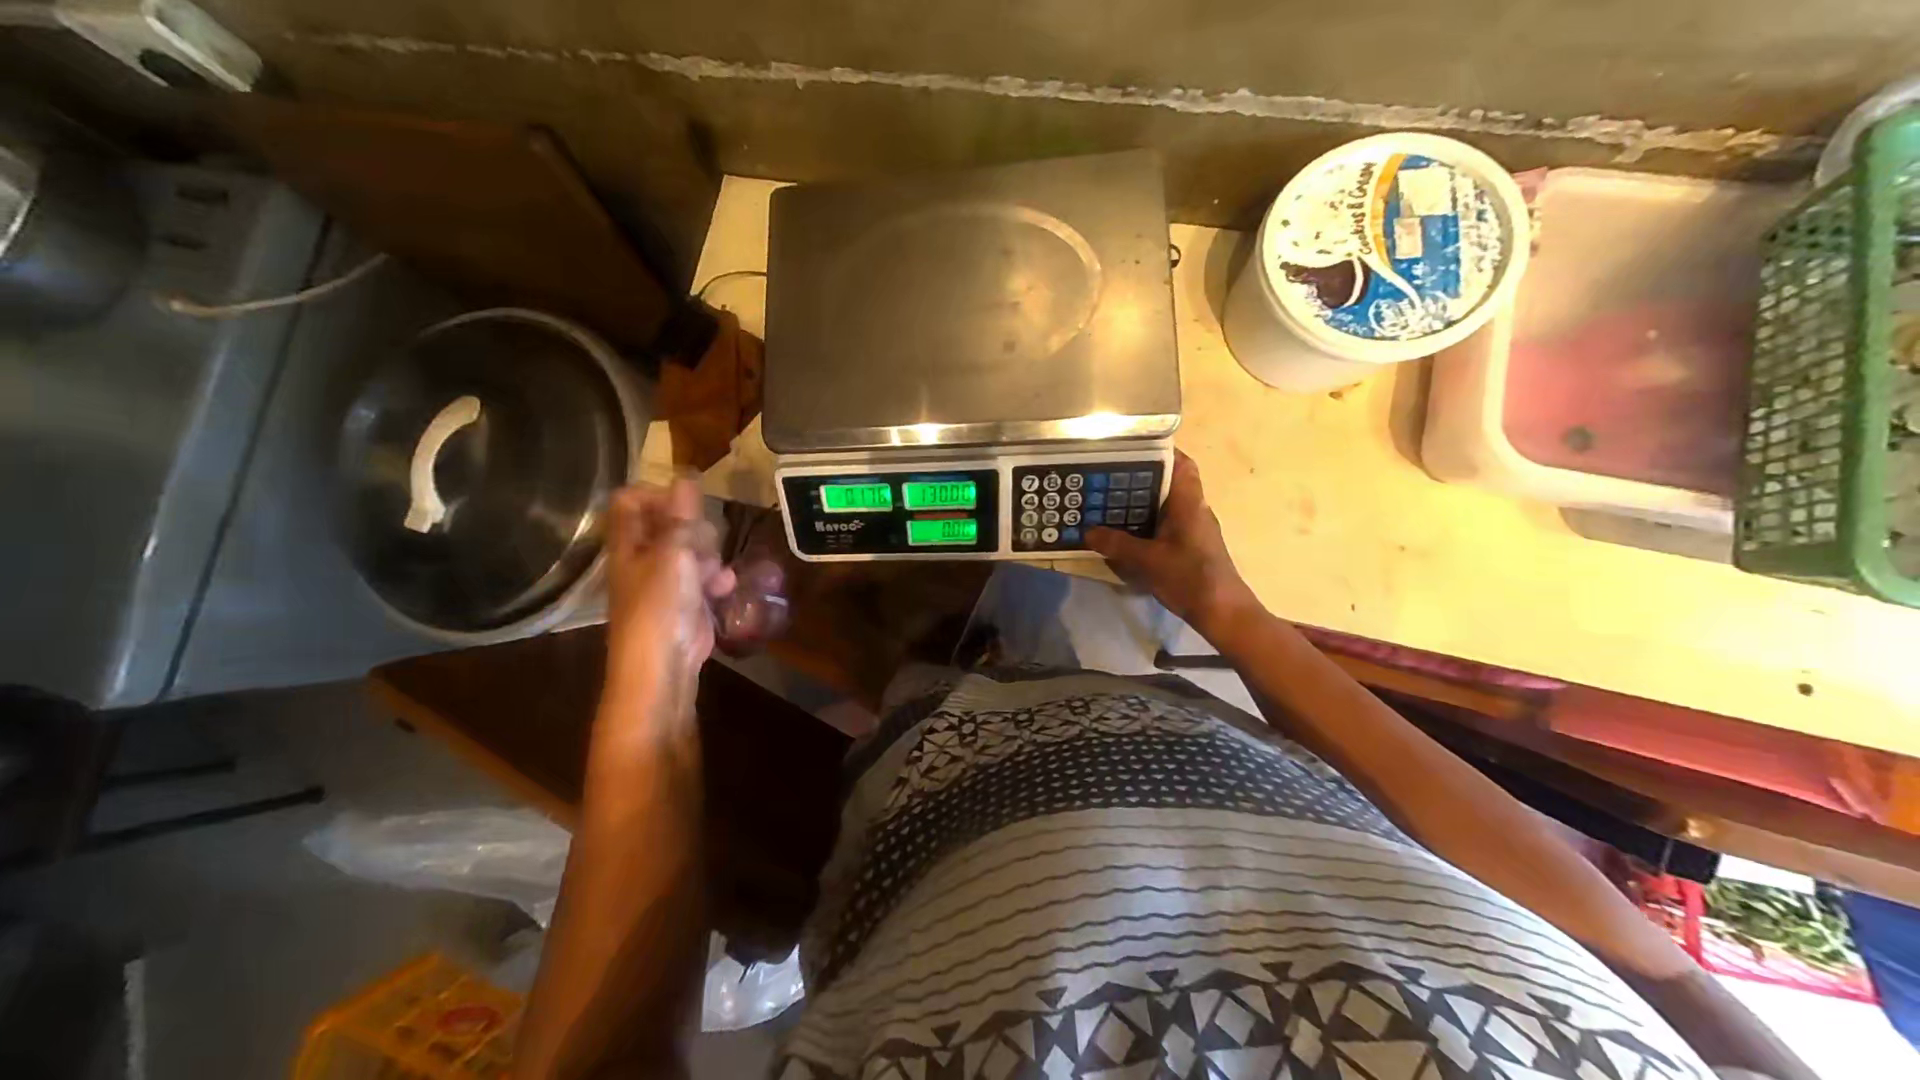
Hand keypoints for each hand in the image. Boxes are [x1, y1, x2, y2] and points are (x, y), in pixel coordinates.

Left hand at [603, 479, 736, 689]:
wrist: (662, 665)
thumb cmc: (660, 606)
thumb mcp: (673, 554)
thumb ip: (682, 516)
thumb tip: (685, 475)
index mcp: (628, 543)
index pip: (631, 501)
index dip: (656, 494)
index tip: (685, 504)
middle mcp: (644, 558)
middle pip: (669, 523)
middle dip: (694, 528)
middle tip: (701, 543)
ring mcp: (666, 580)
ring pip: (691, 550)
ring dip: (708, 555)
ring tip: (713, 571)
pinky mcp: (687, 601)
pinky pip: (704, 578)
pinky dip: (715, 580)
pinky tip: (724, 588)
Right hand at [1086, 451, 1259, 637]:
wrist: (1222, 612)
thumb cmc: (1189, 578)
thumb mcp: (1147, 560)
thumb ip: (1117, 544)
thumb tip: (1088, 531)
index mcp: (1189, 503)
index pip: (1181, 463)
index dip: (1160, 451)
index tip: (1132, 449)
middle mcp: (1194, 510)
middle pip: (1169, 482)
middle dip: (1140, 478)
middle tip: (1108, 476)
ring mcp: (1194, 529)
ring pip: (1166, 505)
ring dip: (1142, 503)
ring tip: (1109, 501)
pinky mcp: (1190, 547)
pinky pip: (1165, 525)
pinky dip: (1146, 524)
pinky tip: (1124, 532)